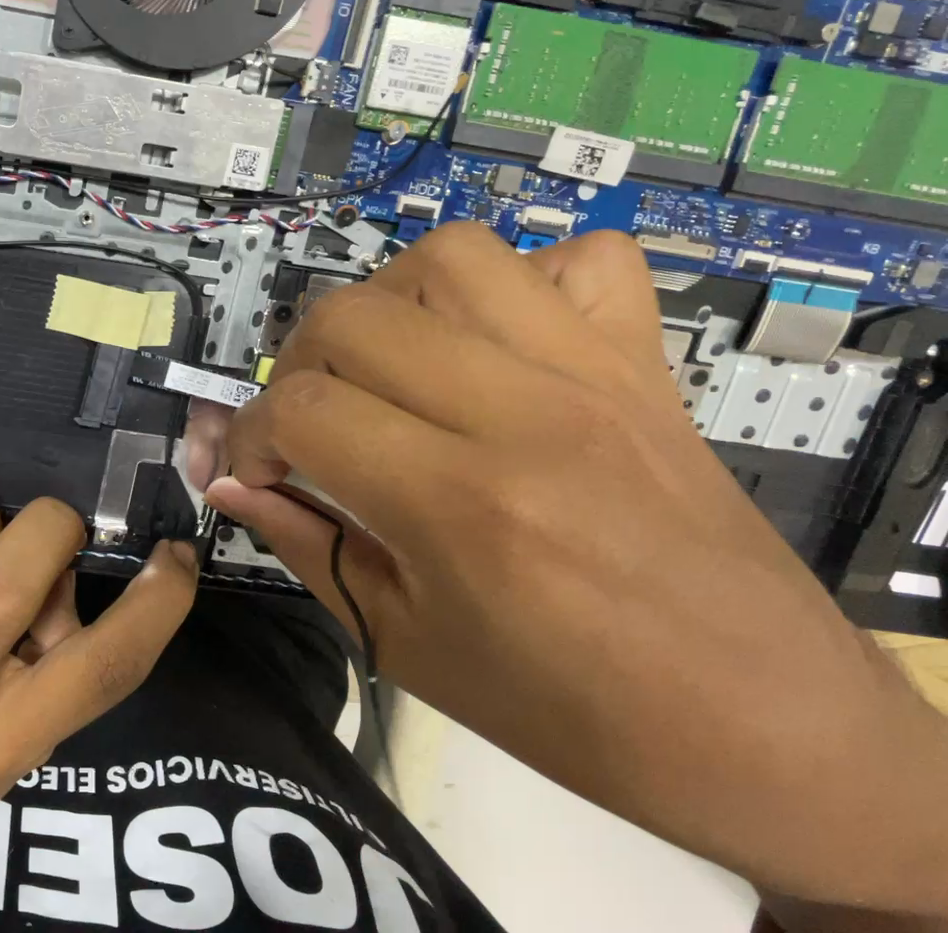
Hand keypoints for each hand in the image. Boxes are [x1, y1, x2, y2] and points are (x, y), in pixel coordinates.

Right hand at [205, 222, 947, 912]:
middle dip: (294, 367)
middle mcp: (525, 414)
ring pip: (452, 257)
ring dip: (386, 302)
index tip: (251, 472)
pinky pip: (583, 262)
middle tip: (305, 425)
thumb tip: (228, 480)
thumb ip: (305, 543)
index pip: (301, 410)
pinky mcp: (647, 367)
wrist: (759, 730)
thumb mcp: (402, 642)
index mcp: (459, 504)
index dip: (248, 436)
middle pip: (352, 316)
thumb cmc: (564, 711)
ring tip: (382, 366)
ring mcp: (596, 375)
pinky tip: (490, 343)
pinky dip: (520, 281)